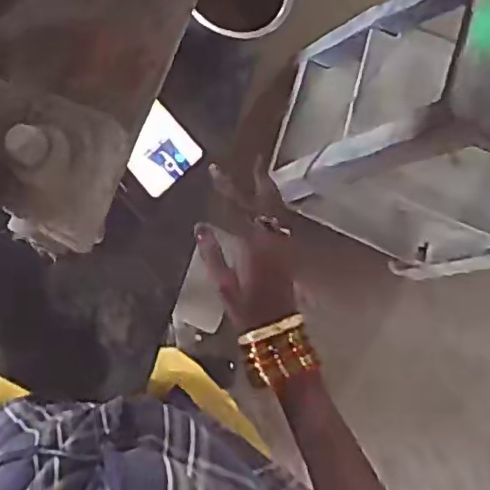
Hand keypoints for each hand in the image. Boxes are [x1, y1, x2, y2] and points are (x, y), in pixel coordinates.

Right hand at [197, 163, 299, 330]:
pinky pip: (282, 218)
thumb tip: (201, 226)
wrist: (277, 329)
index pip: (239, 206)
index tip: (215, 169)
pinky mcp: (288, 250)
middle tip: (256, 159)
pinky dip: (276, 203)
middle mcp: (272, 238)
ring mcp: (283, 243)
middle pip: (267, 200)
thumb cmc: (247, 310)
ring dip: (270, 188)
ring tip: (263, 173)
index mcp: (253, 243)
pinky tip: (270, 202)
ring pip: (279, 207)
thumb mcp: (223, 285)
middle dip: (260, 178)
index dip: (227, 186)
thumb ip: (212, 254)